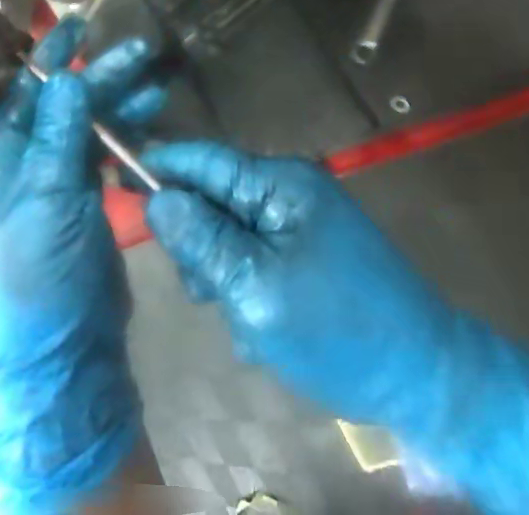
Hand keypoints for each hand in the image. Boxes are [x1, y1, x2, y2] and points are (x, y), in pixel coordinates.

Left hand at [0, 20, 165, 513]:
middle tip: (142, 51)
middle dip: (101, 78)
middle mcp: (21, 168)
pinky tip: (152, 123)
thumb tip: (64, 78)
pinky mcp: (84, 205)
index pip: (25, 96)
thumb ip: (57, 138)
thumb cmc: (35, 275)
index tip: (77, 21)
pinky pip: (105, 157)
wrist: (60, 349)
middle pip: (65, 108)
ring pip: (89, 130)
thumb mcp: (43, 202)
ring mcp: (54, 187)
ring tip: (159, 86)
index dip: (50, 58)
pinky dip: (127, 137)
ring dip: (121, 105)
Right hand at [142, 144, 528, 514]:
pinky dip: (249, 296)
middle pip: (213, 202)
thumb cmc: (336, 326)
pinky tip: (267, 330)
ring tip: (248, 319)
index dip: (159, 165)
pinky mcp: (307, 257)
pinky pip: (254, 266)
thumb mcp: (257, 287)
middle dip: (201, 248)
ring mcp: (301, 226)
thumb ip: (206, 240)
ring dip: (226, 281)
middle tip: (213, 294)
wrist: (417, 369)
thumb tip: (158, 195)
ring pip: (229, 241)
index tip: (111, 176)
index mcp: (282, 184)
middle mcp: (291, 194)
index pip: (206, 159)